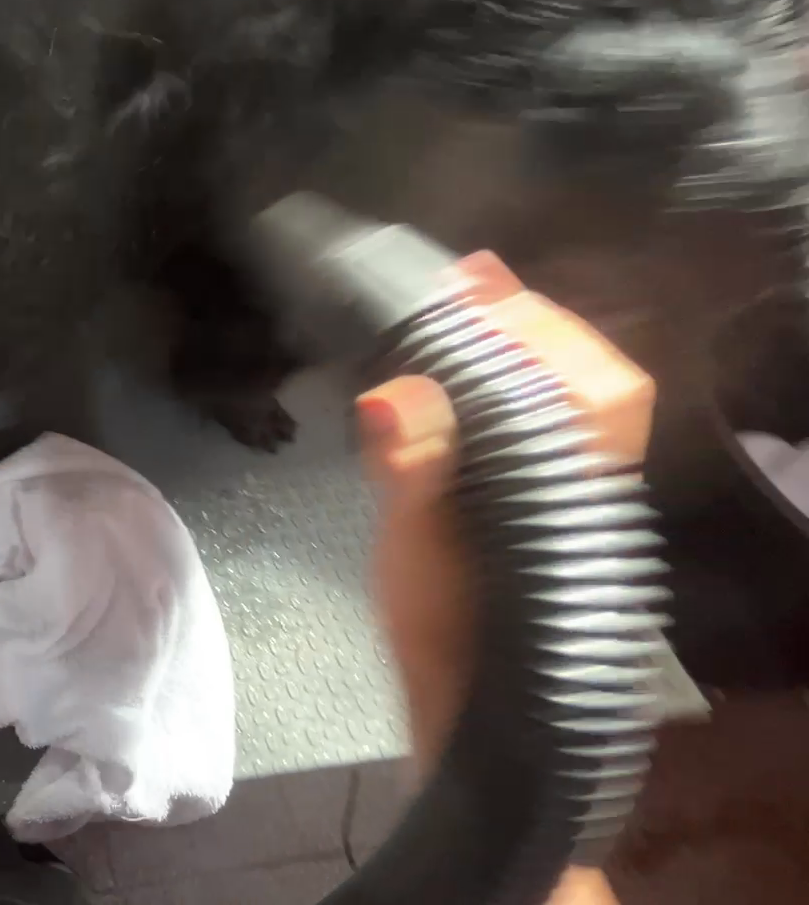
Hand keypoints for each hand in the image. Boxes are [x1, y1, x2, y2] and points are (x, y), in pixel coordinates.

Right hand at [358, 253, 651, 904]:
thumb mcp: (418, 553)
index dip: (530, 324)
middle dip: (531, 325)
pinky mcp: (533, 507)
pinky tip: (463, 380)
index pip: (577, 383)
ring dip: (522, 350)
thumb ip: (413, 472)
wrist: (471, 703)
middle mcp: (582, 478)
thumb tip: (394, 394)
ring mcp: (562, 493)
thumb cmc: (445, 631)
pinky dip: (507, 387)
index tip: (471, 278)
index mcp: (563, 482)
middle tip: (466, 283)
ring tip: (465, 314)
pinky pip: (534, 427)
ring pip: (566, 404)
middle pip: (586, 384)